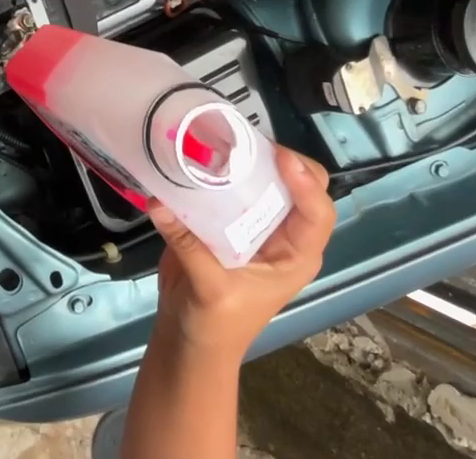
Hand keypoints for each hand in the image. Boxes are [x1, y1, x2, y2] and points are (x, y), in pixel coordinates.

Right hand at [148, 145, 335, 363]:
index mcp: (295, 255)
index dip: (305, 183)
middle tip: (245, 141)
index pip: (317, 212)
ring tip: (223, 137)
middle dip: (281, 161)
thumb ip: (187, 245)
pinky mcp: (229, 221)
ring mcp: (256, 226)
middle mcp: (283, 235)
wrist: (191, 338)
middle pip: (300, 187)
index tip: (279, 157)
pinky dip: (223, 170)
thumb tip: (158, 202)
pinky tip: (202, 154)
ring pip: (268, 182)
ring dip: (251, 160)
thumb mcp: (208, 288)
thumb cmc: (215, 323)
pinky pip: (234, 188)